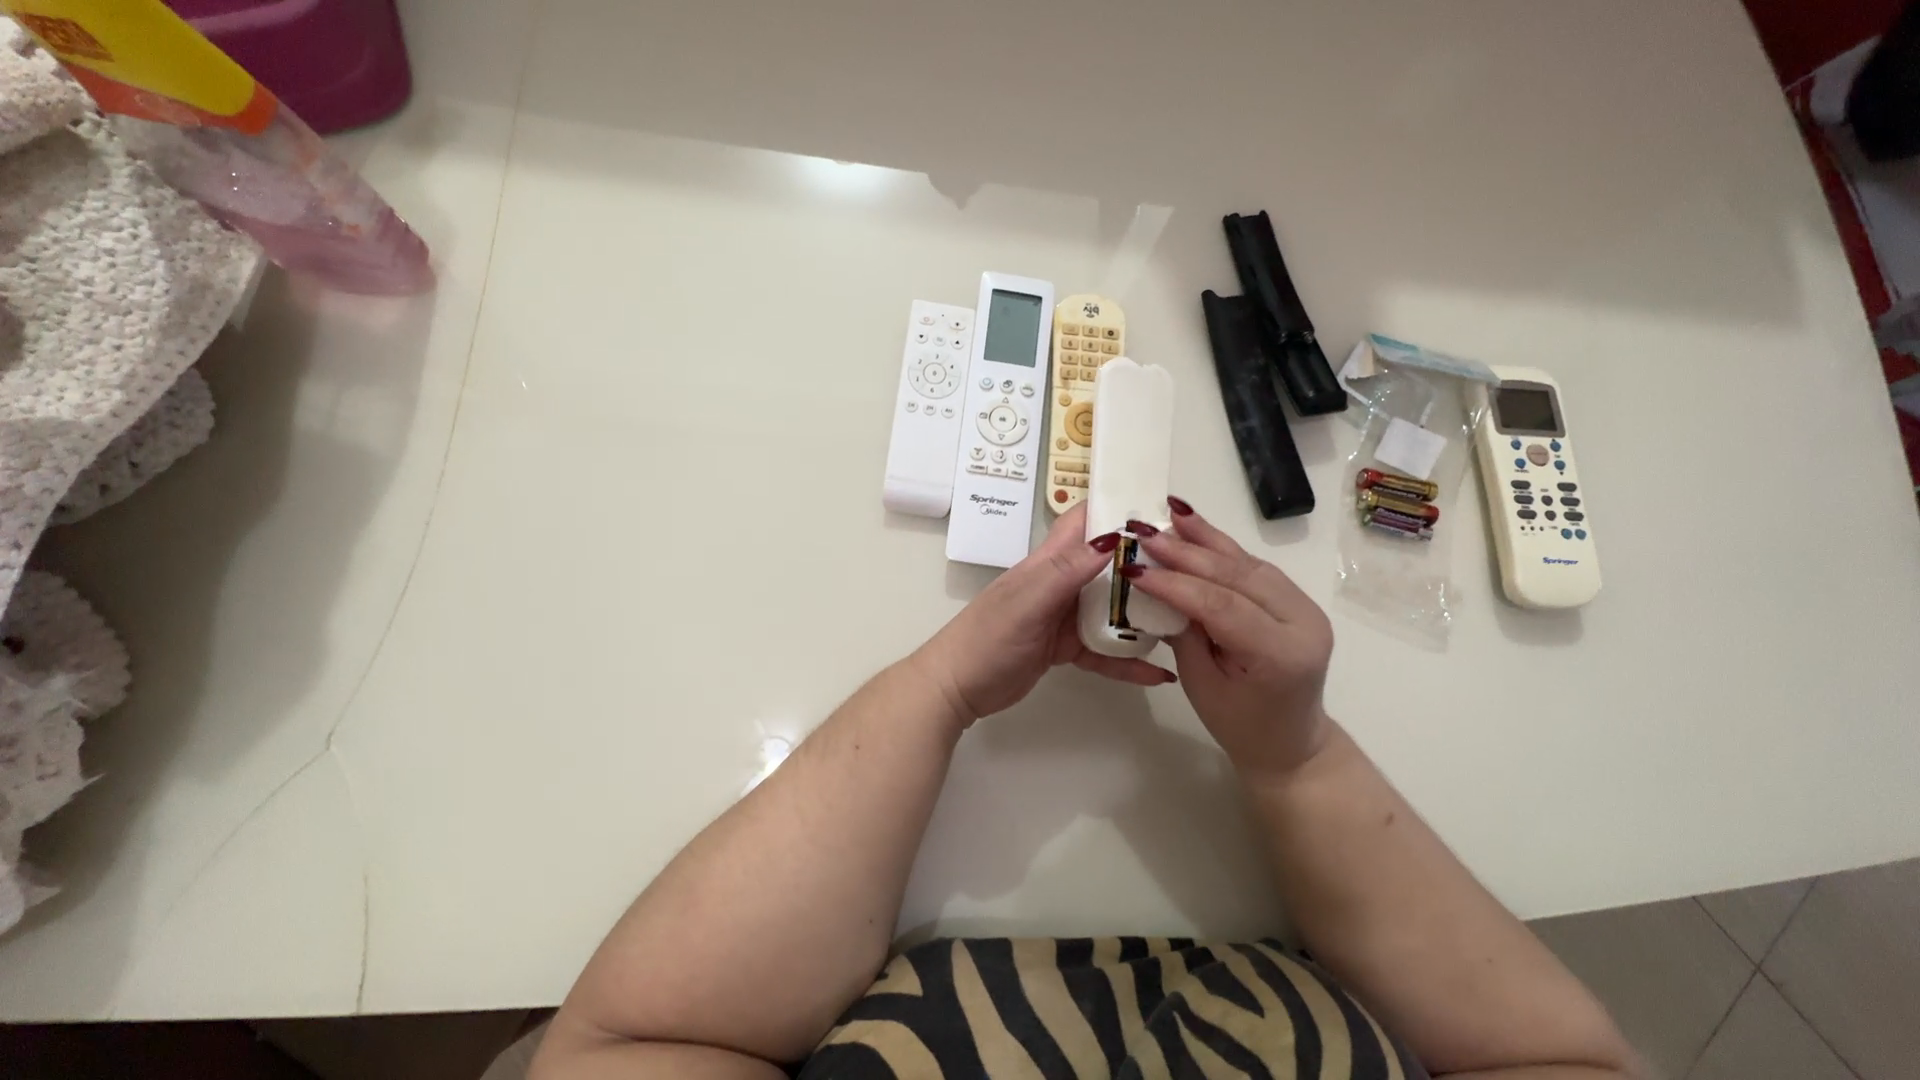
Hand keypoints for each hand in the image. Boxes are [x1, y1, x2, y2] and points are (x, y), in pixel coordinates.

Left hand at [910, 503, 1174, 725]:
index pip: (1086, 521)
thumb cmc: (985, 639)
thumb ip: (1067, 572)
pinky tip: (1158, 673)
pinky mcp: (1064, 648)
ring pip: (1112, 608)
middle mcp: (1060, 583)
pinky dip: (1128, 661)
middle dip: (1147, 564)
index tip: (1164, 511)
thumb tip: (1112, 538)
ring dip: (1144, 614)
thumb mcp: (1027, 603)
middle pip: (1109, 565)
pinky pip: (1104, 650)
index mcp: (1048, 562)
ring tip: (1185, 621)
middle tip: (1194, 571)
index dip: (1120, 508)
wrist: (955, 688)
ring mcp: (1062, 616)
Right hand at [1123, 498, 1333, 777]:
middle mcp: (1303, 623)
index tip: (1135, 568)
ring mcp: (1305, 608)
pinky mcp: (1297, 600)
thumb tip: (1154, 587)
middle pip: (1238, 577)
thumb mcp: (1201, 685)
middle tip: (1144, 534)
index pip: (1222, 606)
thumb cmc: (1239, 725)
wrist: (1289, 742)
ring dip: (1206, 538)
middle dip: (1188, 552)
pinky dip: (1223, 547)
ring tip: (1169, 515)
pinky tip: (1195, 528)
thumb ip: (1183, 632)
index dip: (1176, 584)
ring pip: (1248, 564)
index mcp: (1281, 654)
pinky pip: (1255, 568)